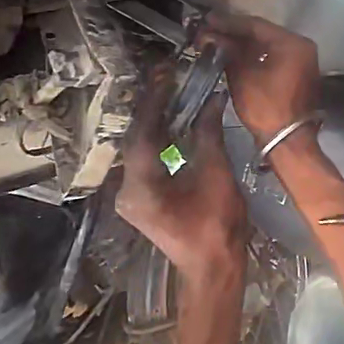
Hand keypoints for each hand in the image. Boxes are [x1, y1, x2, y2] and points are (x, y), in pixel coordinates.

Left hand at [114, 65, 247, 276]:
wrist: (214, 270)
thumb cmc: (216, 226)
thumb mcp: (216, 175)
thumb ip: (208, 134)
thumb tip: (212, 99)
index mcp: (140, 185)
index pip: (143, 131)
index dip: (155, 100)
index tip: (166, 73)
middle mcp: (126, 189)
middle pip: (137, 138)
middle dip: (153, 107)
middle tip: (169, 77)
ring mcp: (132, 196)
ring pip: (140, 149)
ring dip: (156, 122)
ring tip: (172, 93)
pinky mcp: (142, 200)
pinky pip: (145, 161)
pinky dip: (159, 141)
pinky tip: (173, 123)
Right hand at [201, 13, 320, 145]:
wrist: (288, 142)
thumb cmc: (266, 108)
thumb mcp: (243, 76)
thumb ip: (228, 51)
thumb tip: (211, 35)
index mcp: (292, 43)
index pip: (256, 25)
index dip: (229, 23)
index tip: (208, 20)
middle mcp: (301, 46)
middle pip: (262, 33)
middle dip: (235, 33)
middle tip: (210, 29)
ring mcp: (302, 60)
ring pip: (267, 45)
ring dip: (243, 44)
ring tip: (218, 41)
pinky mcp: (298, 73)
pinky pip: (273, 57)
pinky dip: (254, 56)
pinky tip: (234, 55)